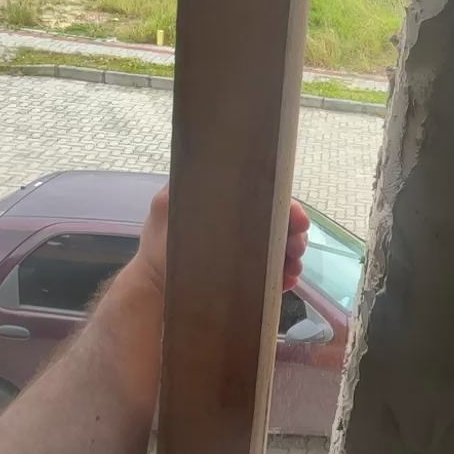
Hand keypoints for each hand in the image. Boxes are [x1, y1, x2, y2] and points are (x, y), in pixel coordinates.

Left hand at [133, 186, 310, 292]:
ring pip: (284, 251)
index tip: (298, 220)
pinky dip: (284, 277)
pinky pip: (275, 275)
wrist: (155, 287)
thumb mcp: (168, 209)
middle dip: (295, 236)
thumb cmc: (162, 246)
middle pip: (283, 226)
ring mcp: (251, 253)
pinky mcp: (252, 277)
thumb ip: (181, 189)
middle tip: (296, 249)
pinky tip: (286, 283)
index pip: (269, 201)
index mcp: (233, 206)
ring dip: (293, 258)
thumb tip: (205, 166)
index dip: (288, 208)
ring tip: (291, 270)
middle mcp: (247, 228)